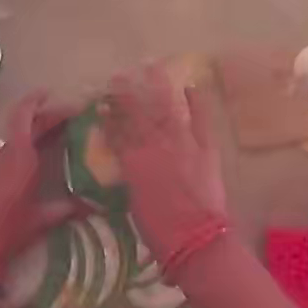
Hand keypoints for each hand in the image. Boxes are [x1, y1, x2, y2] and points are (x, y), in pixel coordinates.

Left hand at [0, 93, 73, 269]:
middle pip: (24, 124)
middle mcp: (6, 155)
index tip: (54, 95)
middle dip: (46, 116)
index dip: (38, 102)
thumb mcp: (39, 221)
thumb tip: (92, 207)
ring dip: (35, 131)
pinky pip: (10, 151)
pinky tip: (38, 158)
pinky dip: (27, 146)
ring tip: (57, 135)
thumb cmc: (4, 233)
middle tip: (68, 117)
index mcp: (20, 158)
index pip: (26, 116)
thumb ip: (65, 210)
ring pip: (17, 137)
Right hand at [102, 65, 227, 261]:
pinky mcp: (205, 147)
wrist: (197, 241)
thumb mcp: (134, 202)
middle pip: (138, 114)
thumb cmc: (160, 231)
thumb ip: (130, 177)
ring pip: (167, 108)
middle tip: (119, 76)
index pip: (117, 132)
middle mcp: (155, 146)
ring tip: (151, 66)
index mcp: (134, 162)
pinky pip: (201, 119)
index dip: (109, 116)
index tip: (101, 102)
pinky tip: (190, 86)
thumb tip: (128, 161)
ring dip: (158, 86)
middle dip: (127, 93)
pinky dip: (196, 102)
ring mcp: (182, 143)